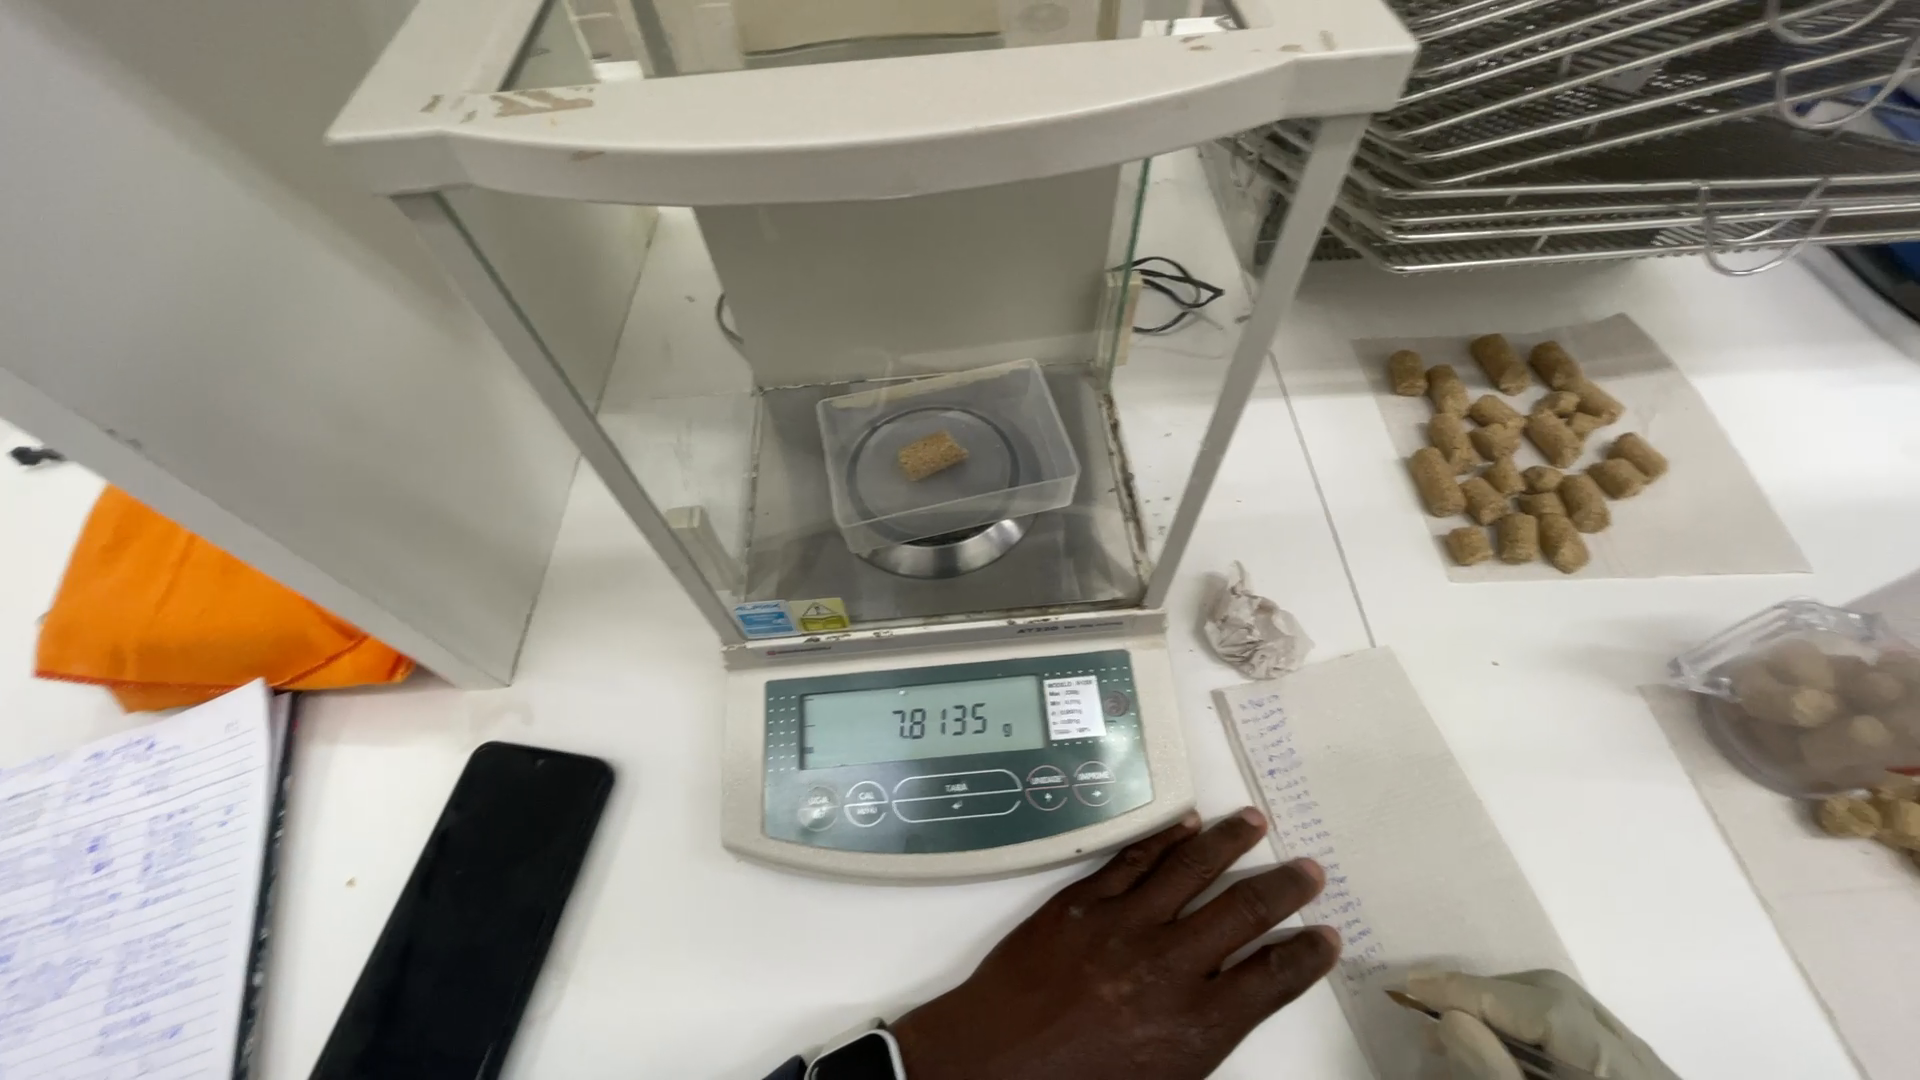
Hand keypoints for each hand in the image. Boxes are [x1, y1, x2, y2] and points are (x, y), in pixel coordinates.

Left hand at [890, 809, 1338, 1079]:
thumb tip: (1232, 1003)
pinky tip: (1184, 821)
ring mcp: (1124, 923)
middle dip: (1283, 889)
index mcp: (1195, 1025)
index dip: (1305, 956)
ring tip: (1254, 821)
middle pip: (1242, 913)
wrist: (997, 1061)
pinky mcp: (1083, 900)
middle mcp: (1169, 965)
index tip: (1326, 935)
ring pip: (1189, 869)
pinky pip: (1132, 859)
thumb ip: (1202, 1037)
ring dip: (1227, 842)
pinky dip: (1161, 837)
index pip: (1272, 980)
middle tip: (1308, 868)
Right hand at [1407, 969, 1679, 1079]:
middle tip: (1431, 1008)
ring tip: (1456, 1026)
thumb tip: (1450, 1017)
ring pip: (1568, 1007)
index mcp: (1622, 1078)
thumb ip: (1495, 1077)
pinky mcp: (1634, 1076)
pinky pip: (1580, 1030)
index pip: (1546, 1012)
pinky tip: (1499, 1045)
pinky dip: (1531, 1026)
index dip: (1474, 991)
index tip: (1412, 986)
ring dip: (1504, 1006)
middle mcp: (1646, 1067)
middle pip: (1557, 998)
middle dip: (1487, 994)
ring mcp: (1646, 1071)